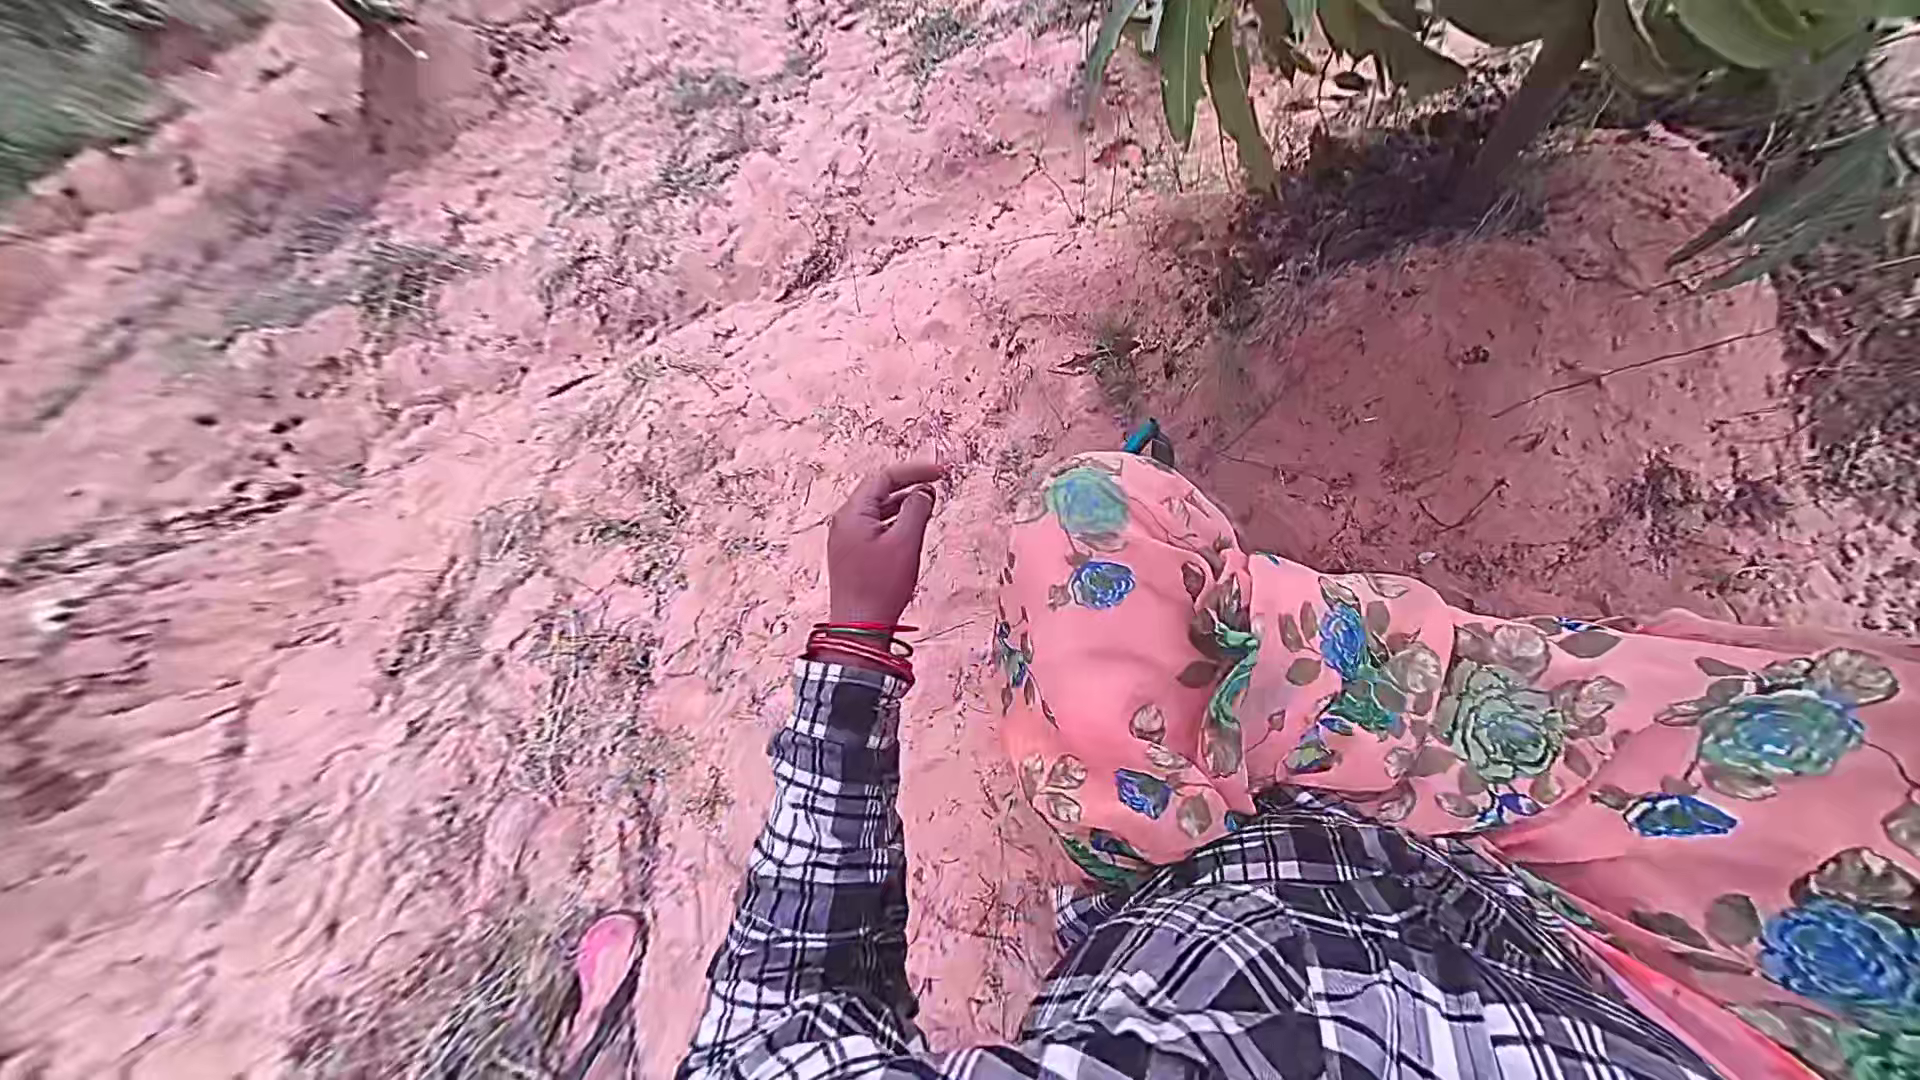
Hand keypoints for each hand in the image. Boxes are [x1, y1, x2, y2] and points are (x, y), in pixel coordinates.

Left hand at [826, 461, 945, 627]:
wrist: (860, 626)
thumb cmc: (881, 587)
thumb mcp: (905, 542)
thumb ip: (917, 510)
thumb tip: (924, 491)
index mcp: (853, 513)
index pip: (884, 477)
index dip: (915, 471)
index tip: (941, 472)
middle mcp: (844, 521)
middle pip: (879, 491)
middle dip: (909, 485)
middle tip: (936, 484)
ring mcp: (846, 538)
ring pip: (878, 510)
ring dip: (903, 504)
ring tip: (929, 505)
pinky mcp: (852, 553)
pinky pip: (875, 526)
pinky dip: (895, 521)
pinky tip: (912, 529)